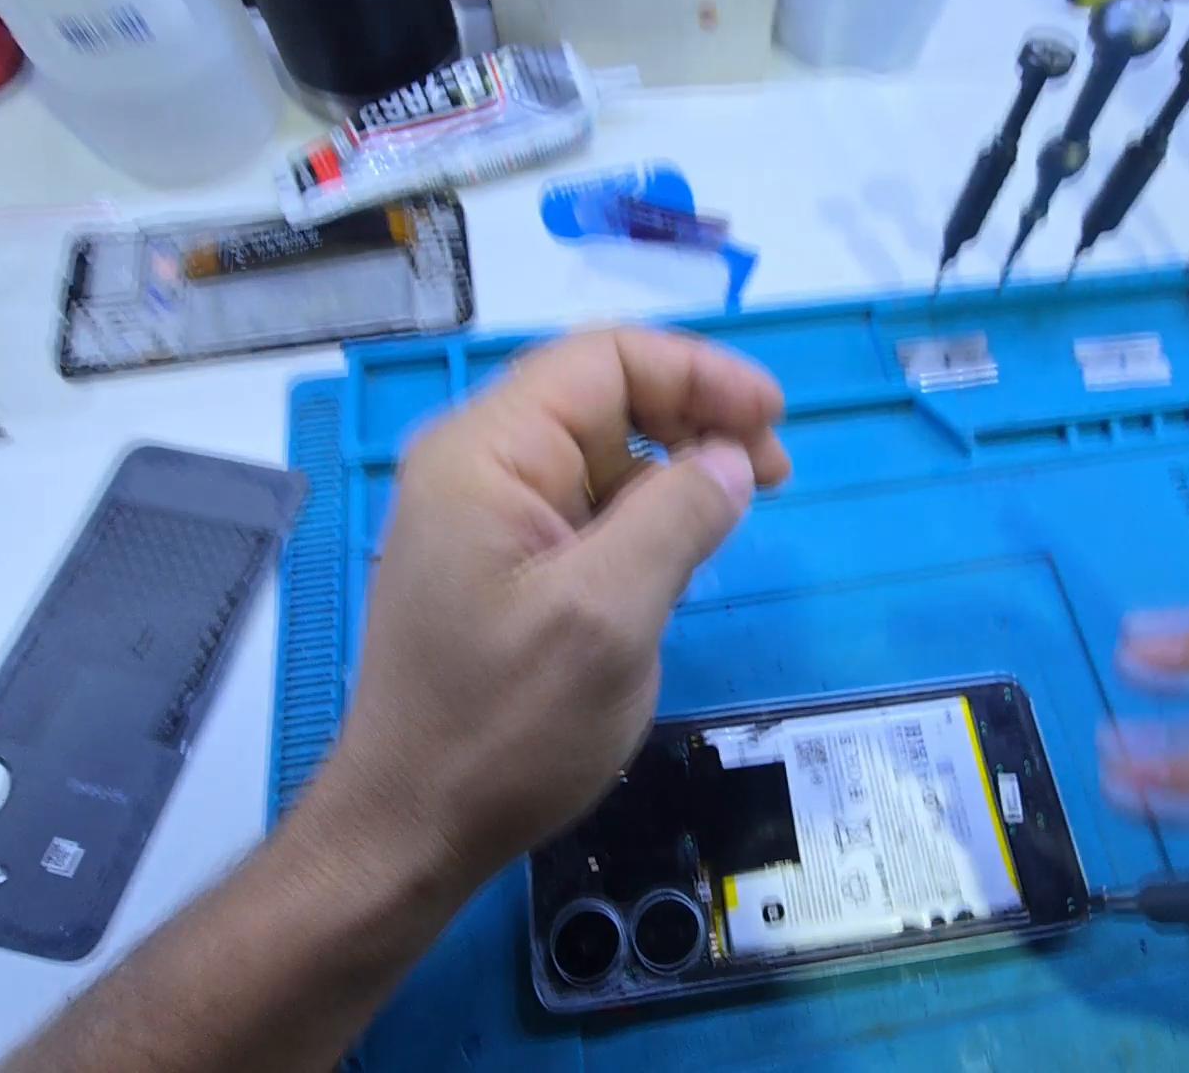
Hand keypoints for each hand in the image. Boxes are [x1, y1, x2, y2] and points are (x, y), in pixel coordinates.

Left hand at [302, 329, 790, 889]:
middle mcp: (484, 466)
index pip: (603, 361)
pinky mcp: (515, 560)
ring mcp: (497, 515)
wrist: (418, 827)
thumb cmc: (504, 730)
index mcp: (489, 454)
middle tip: (768, 472)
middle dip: (696, 417)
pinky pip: (596, 507)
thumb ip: (677, 519)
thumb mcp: (607, 618)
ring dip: (680, 465)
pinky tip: (687, 546)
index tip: (770, 418)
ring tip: (741, 503)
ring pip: (607, 454)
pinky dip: (652, 512)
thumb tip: (732, 458)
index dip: (698, 372)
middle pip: (606, 398)